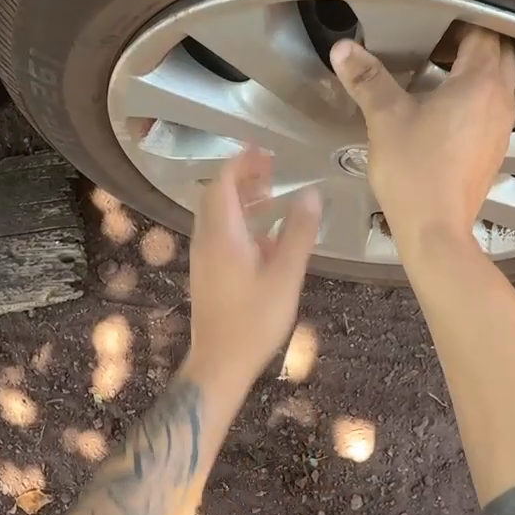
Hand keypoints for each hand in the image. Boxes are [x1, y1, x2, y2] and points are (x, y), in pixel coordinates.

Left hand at [184, 150, 321, 382]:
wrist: (220, 363)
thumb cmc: (254, 322)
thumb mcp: (285, 277)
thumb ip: (298, 233)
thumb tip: (311, 193)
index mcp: (222, 235)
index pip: (224, 182)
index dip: (243, 162)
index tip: (265, 151)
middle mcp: (206, 242)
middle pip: (217, 197)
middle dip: (243, 179)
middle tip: (272, 172)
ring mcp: (204, 260)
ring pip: (217, 218)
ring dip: (242, 203)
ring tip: (272, 200)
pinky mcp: (207, 277)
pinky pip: (220, 238)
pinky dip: (239, 226)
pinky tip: (264, 241)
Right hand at [331, 27, 514, 245]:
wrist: (434, 230)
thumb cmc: (415, 175)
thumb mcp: (385, 120)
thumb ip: (368, 80)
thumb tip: (344, 51)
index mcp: (480, 82)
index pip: (483, 32)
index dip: (460, 24)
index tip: (437, 27)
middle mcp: (500, 102)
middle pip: (500, 55)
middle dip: (475, 45)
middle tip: (442, 47)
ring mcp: (500, 131)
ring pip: (499, 86)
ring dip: (478, 76)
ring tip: (442, 79)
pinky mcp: (492, 156)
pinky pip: (491, 117)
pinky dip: (476, 107)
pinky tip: (447, 119)